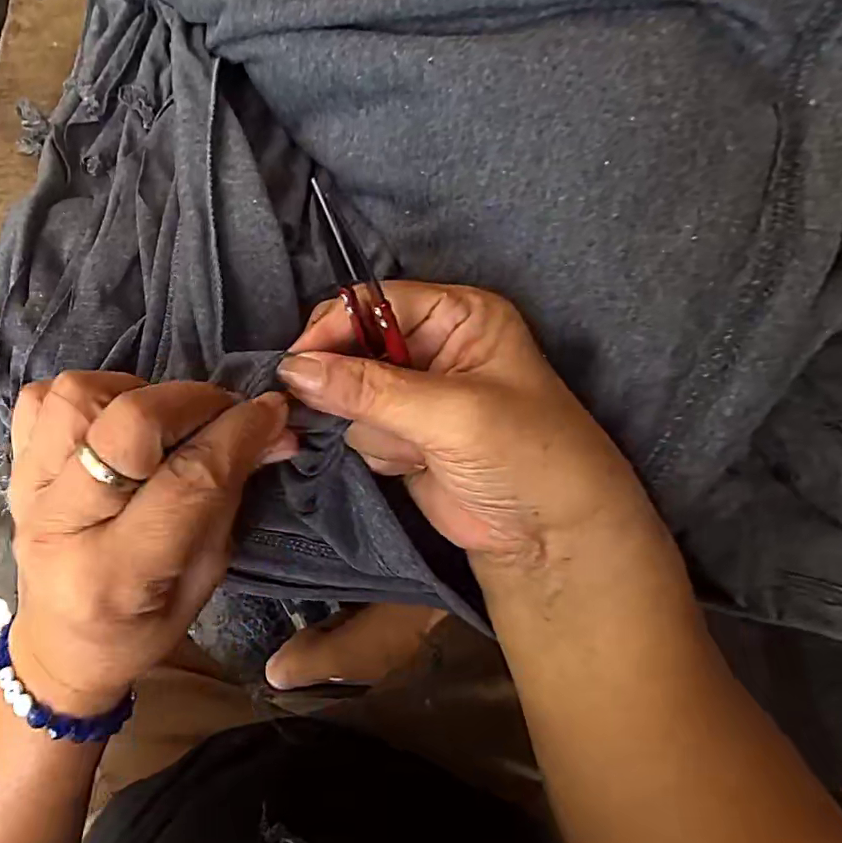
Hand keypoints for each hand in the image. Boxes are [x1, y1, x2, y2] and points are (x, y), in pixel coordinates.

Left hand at [7, 372, 296, 714]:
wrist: (59, 645)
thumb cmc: (139, 627)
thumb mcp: (202, 578)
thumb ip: (230, 497)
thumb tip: (272, 430)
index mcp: (115, 573)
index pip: (187, 479)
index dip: (238, 434)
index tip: (271, 412)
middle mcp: (61, 523)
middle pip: (128, 424)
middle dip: (192, 402)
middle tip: (224, 410)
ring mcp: (29, 489)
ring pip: (78, 395)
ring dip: (136, 391)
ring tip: (163, 417)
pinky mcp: (15, 467)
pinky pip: (41, 399)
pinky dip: (86, 396)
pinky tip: (111, 420)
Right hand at [278, 282, 666, 585]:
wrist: (548, 539)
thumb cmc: (526, 457)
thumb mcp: (450, 413)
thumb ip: (368, 388)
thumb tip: (293, 370)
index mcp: (456, 315)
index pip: (373, 303)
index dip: (333, 327)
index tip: (298, 363)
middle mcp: (429, 345)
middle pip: (350, 345)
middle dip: (349, 382)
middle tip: (359, 411)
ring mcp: (410, 392)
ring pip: (346, 393)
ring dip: (372, 425)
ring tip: (417, 448)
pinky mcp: (396, 431)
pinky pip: (353, 427)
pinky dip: (376, 448)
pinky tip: (413, 463)